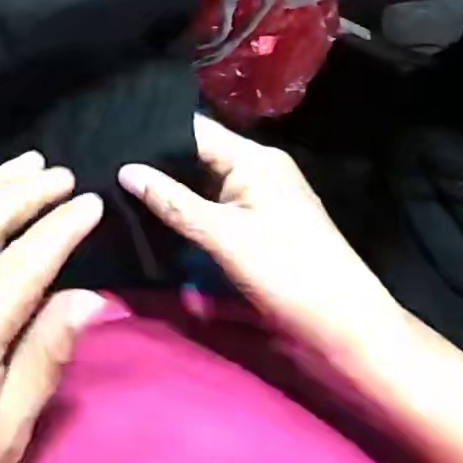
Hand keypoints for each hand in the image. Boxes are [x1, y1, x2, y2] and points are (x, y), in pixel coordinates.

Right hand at [119, 115, 403, 359]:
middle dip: (155, 156)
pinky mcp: (259, 213)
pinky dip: (186, 197)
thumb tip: (124, 170)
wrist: (353, 333)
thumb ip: (171, 201)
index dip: (150, 132)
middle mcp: (258, 164)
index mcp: (254, 158)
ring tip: (121, 176)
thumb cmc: (290, 275)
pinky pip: (212, 193)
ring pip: (201, 172)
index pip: (191, 128)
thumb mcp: (223, 238)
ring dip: (169, 179)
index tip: (110, 136)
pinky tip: (155, 202)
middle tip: (109, 158)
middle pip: (194, 148)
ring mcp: (260, 189)